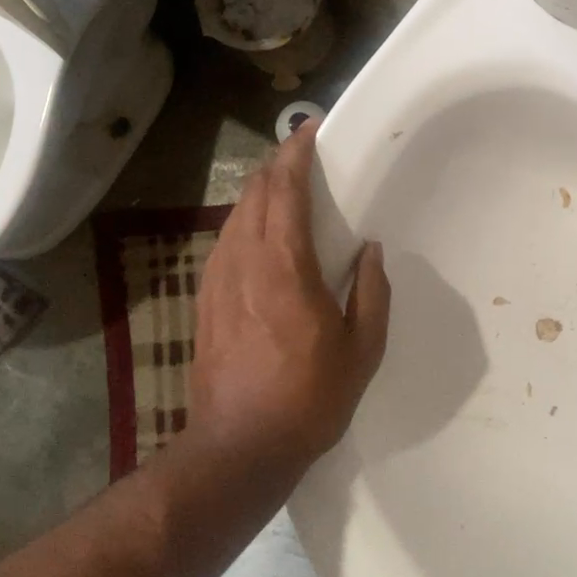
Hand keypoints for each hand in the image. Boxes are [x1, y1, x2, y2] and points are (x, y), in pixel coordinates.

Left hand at [188, 120, 391, 477]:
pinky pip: (226, 240)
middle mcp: (243, 258)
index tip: (309, 129)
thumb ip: (371, 292)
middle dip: (278, 165)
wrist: (237, 447)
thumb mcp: (361, 350)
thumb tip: (369, 250)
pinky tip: (262, 235)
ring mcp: (217, 277)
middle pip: (254, 191)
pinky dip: (246, 221)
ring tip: (286, 190)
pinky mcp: (205, 297)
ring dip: (260, 192)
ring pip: (236, 213)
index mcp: (284, 264)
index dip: (296, 152)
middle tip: (304, 156)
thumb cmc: (308, 398)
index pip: (284, 187)